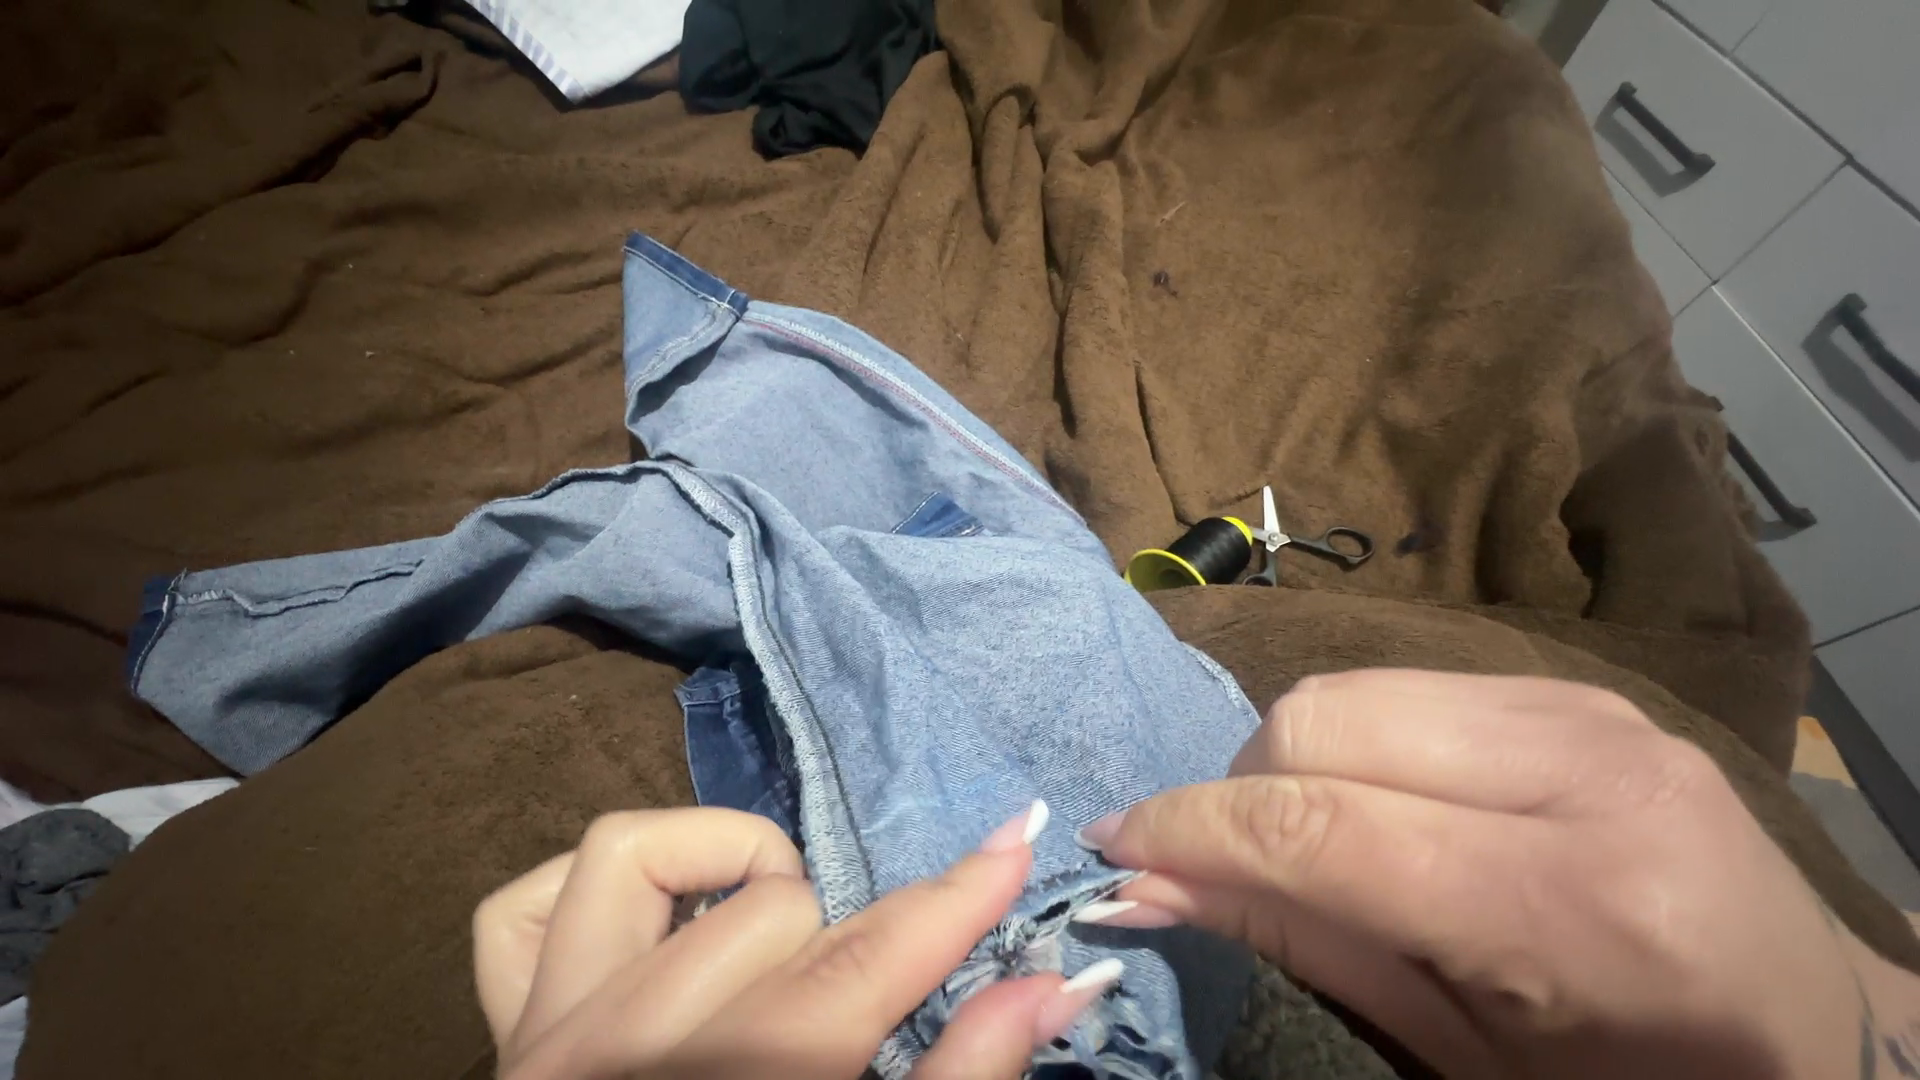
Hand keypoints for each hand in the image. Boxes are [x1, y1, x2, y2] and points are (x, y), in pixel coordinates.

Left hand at [473, 804, 1118, 1079]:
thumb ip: (964, 1075)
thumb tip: (1053, 984)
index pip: (867, 962)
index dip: (956, 895)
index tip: (1015, 837)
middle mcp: (622, 1047)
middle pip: (772, 912)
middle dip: (843, 948)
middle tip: (859, 1011)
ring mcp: (547, 1035)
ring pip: (642, 855)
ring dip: (735, 882)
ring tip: (772, 946)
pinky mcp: (507, 1033)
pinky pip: (527, 905)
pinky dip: (608, 889)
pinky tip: (663, 924)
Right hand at [1073, 669, 1878, 1078]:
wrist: (1818, 1031)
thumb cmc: (1625, 1079)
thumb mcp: (1453, 1051)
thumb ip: (1290, 941)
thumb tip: (1141, 886)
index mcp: (1584, 905)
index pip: (1323, 826)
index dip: (1194, 829)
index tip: (1114, 844)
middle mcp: (1586, 771)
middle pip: (1317, 723)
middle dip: (1237, 790)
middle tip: (1232, 859)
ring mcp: (1579, 706)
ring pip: (1338, 690)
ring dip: (1283, 762)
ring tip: (1310, 834)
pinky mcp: (1559, 683)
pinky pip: (1383, 685)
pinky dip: (1337, 741)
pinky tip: (1371, 797)